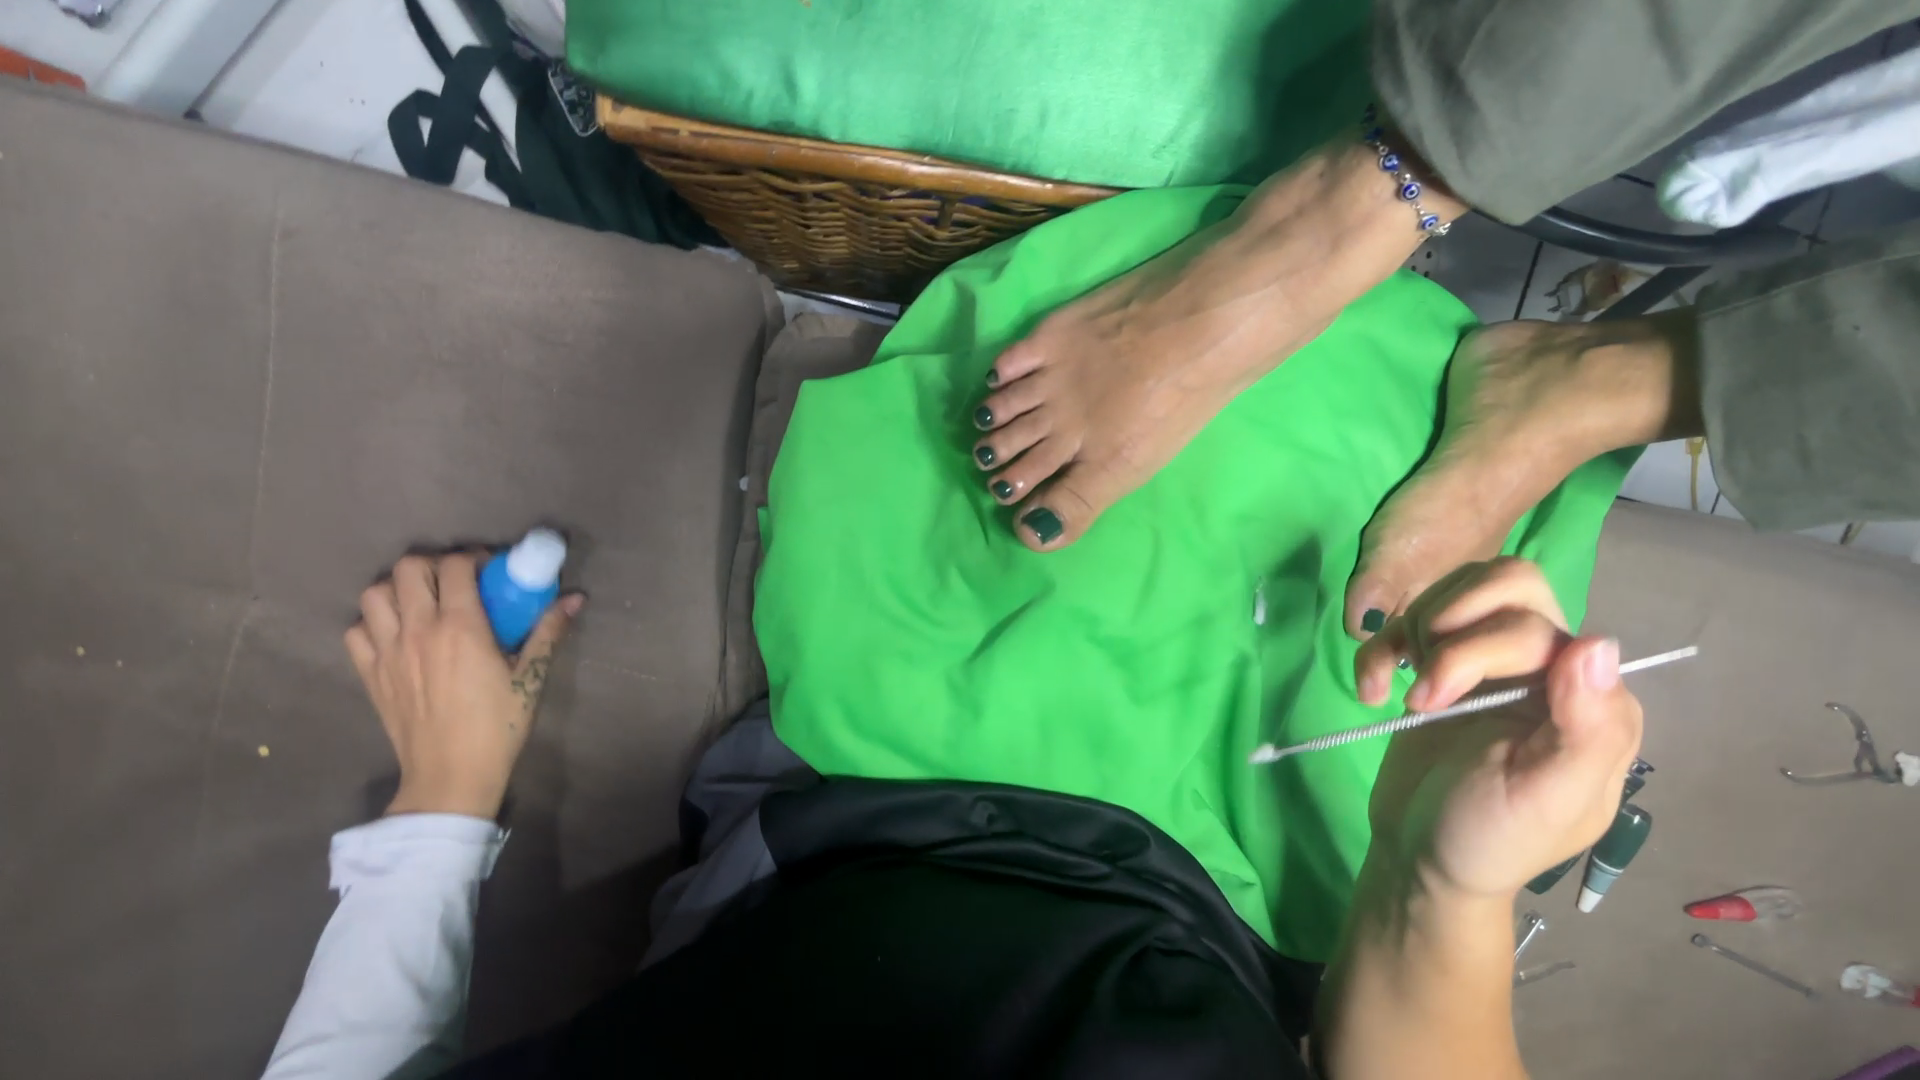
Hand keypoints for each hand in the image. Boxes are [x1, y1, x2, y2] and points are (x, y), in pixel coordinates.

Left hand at [345, 551, 582, 819]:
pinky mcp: (369, 673)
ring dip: (398, 588)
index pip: (455, 566)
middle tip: (456, 580)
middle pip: (408, 568)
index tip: (491, 569)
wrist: (450, 775)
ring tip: (422, 601)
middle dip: (434, 564)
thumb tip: (575, 599)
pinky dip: (372, 622)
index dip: (473, 558)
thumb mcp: (531, 678)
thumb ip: (548, 633)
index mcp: (460, 627)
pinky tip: (395, 632)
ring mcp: (387, 651)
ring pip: (374, 593)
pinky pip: (356, 630)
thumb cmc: (497, 726)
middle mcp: (417, 630)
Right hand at [1353, 558, 1642, 898]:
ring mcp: (1485, 666)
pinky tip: (1369, 692)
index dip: (1474, 645)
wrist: (1421, 860)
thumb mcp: (1547, 798)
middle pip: (1502, 585)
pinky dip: (1376, 651)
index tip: (1432, 699)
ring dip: (1410, 632)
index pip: (1533, 620)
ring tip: (1401, 692)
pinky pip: (1404, 624)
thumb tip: (1598, 643)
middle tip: (1421, 682)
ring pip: (1454, 593)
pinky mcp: (1432, 670)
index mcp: (1582, 696)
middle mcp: (1540, 667)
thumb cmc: (1492, 838)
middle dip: (1445, 622)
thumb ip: (1586, 727)